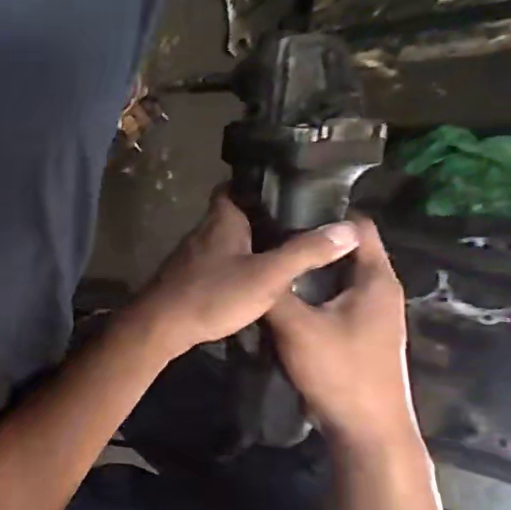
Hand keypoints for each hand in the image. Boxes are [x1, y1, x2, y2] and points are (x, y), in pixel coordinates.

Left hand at [132, 189, 359, 356]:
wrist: (161, 327)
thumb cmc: (213, 294)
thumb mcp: (268, 275)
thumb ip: (305, 252)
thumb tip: (349, 229)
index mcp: (222, 218)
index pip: (236, 185)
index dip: (259, 182)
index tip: (288, 186)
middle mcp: (204, 229)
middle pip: (235, 212)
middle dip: (262, 215)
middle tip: (297, 222)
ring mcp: (192, 254)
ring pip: (227, 238)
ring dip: (251, 242)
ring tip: (285, 248)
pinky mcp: (187, 276)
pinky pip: (218, 261)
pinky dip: (237, 263)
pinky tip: (255, 277)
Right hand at [264, 216, 415, 444]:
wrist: (366, 430)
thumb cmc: (339, 372)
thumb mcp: (296, 327)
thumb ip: (273, 292)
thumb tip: (250, 263)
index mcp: (376, 279)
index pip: (358, 225)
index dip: (324, 212)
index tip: (283, 209)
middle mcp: (380, 290)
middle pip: (344, 250)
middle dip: (308, 241)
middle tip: (267, 236)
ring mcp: (372, 313)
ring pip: (336, 277)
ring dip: (307, 271)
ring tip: (268, 264)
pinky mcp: (360, 333)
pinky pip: (333, 299)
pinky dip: (311, 294)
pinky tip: (280, 300)